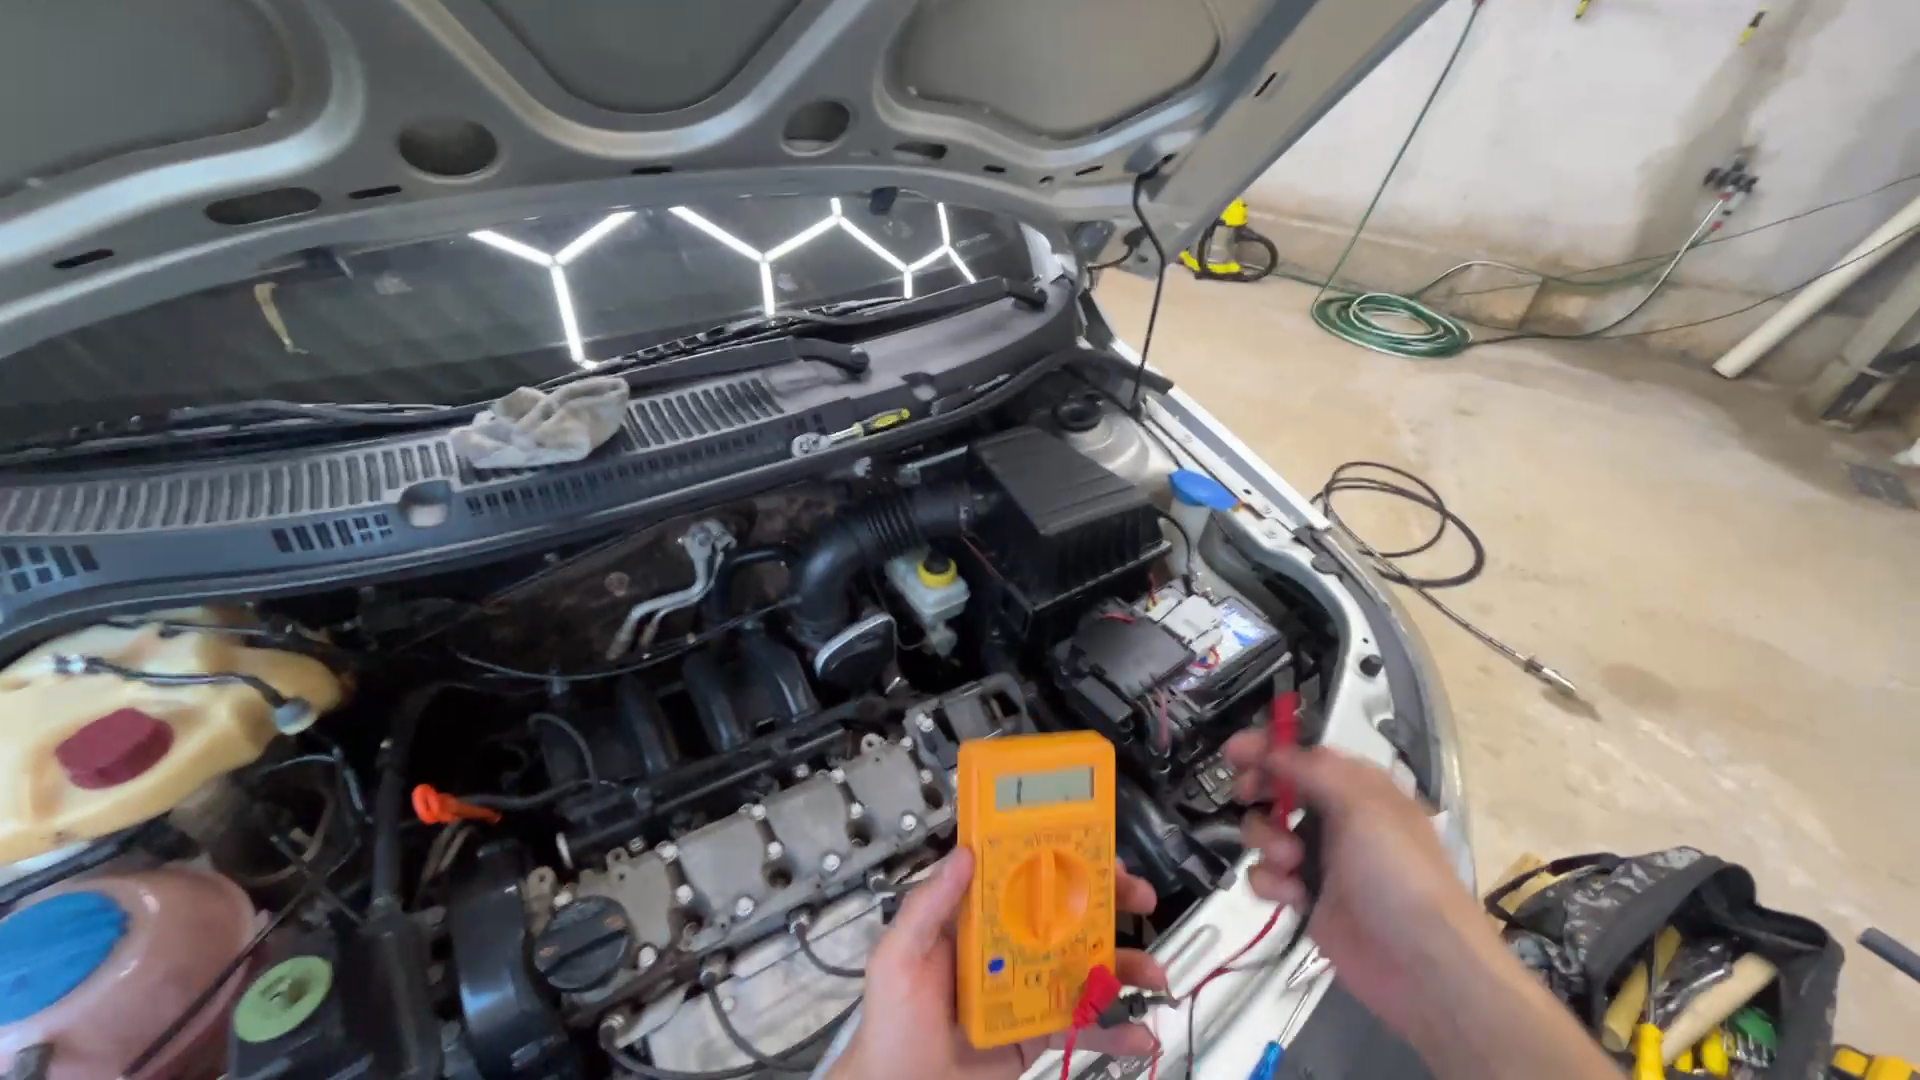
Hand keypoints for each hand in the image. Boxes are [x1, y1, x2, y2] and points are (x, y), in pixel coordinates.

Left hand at [829, 849, 1166, 1079]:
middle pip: (1064, 916)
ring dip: (1125, 966)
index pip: (1022, 877)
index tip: (1095, 851)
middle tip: (1141, 899)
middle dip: (1107, 904)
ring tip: (1154, 974)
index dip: (1061, 859)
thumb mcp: (899, 957)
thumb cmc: (891, 1026)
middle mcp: (1005, 949)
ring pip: (1083, 968)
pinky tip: (1140, 1032)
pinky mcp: (1036, 1031)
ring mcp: (1025, 990)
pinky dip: (1115, 1030)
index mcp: (974, 921)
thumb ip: (928, 905)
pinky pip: (1081, 1025)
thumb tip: (964, 852)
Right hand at [1221, 735, 1493, 1041]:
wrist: (1419, 964)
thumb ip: (1310, 768)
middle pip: (1278, 787)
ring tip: (1290, 861)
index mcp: (1358, 789)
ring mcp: (1318, 858)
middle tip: (1247, 795)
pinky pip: (1266, 874)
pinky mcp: (1304, 895)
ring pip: (1265, 830)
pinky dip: (1270, 881)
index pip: (1304, 754)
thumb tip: (1271, 749)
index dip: (1267, 747)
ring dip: (1267, 840)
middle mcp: (1337, 818)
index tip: (1234, 751)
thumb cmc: (1396, 872)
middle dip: (1259, 791)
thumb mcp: (1362, 806)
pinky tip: (1291, 895)